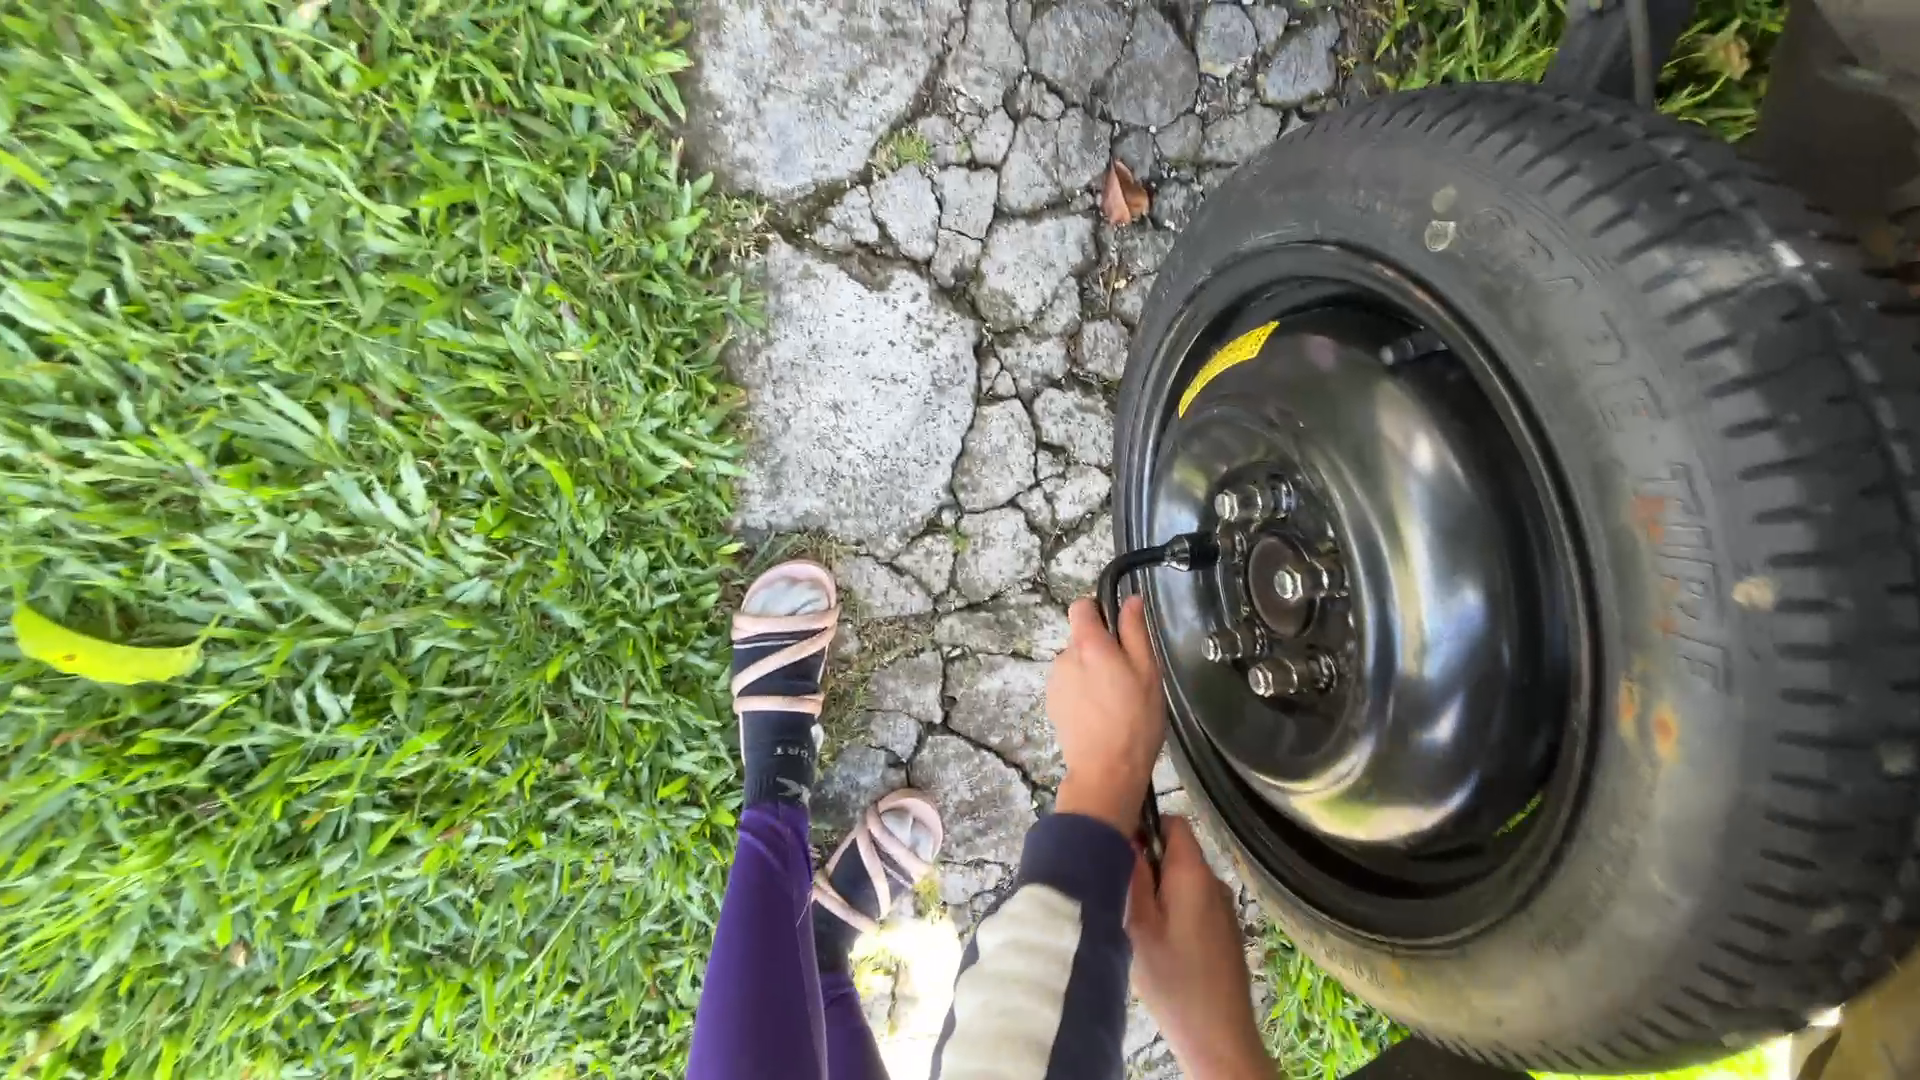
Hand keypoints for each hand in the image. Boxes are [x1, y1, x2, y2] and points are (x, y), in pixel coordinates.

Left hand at [1049, 595, 1165, 834]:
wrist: (1105, 770)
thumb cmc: (1135, 720)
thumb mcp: (1147, 672)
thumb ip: (1135, 631)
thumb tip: (1132, 600)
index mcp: (1088, 644)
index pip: (1081, 606)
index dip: (1098, 610)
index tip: (1117, 627)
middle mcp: (1064, 657)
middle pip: (1081, 638)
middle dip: (1101, 648)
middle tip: (1127, 675)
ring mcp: (1055, 681)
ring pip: (1076, 663)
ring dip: (1092, 672)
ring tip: (1116, 700)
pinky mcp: (1052, 703)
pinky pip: (1069, 684)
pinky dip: (1083, 691)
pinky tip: (1101, 714)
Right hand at [1127, 817, 1272, 1079]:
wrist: (1219, 1038)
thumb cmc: (1173, 978)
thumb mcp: (1139, 924)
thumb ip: (1134, 877)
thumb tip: (1126, 838)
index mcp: (1193, 874)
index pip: (1173, 822)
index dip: (1146, 826)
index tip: (1121, 850)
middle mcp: (1214, 882)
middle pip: (1178, 851)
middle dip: (1149, 862)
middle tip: (1123, 891)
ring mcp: (1224, 908)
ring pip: (1185, 879)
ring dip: (1161, 889)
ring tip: (1138, 920)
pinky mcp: (1226, 932)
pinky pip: (1195, 902)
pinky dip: (1175, 909)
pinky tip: (1161, 941)